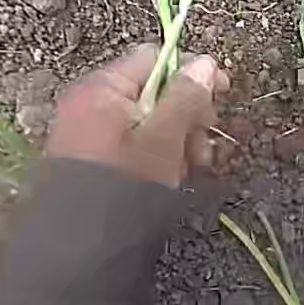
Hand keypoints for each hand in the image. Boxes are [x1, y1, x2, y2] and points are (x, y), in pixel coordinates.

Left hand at [46, 45, 227, 186]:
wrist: (82, 246)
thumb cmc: (125, 184)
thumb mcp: (164, 137)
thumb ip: (186, 97)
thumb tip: (205, 63)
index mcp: (103, 88)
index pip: (155, 58)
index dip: (192, 72)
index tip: (221, 93)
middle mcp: (93, 103)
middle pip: (155, 89)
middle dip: (188, 112)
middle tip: (205, 140)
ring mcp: (92, 131)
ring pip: (150, 118)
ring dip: (180, 136)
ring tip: (194, 163)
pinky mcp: (97, 156)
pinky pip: (137, 141)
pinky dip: (161, 151)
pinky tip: (176, 172)